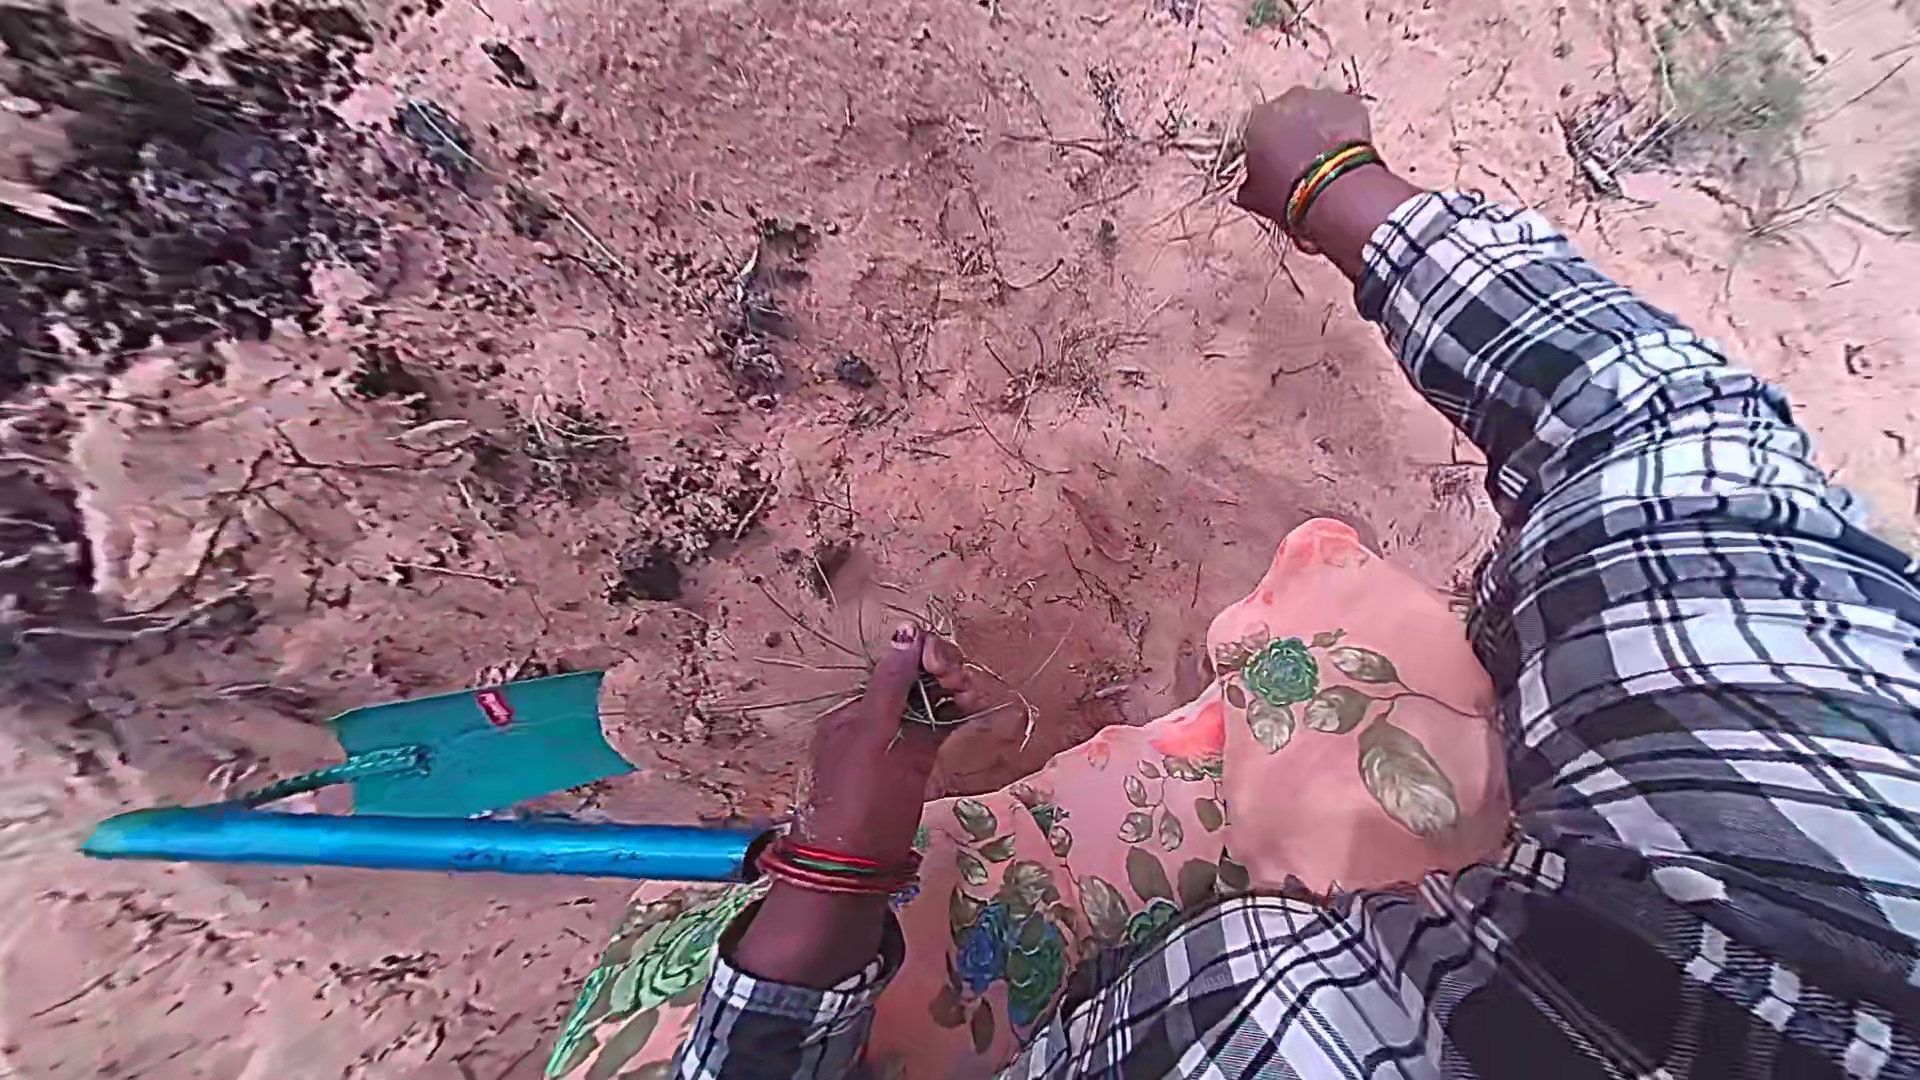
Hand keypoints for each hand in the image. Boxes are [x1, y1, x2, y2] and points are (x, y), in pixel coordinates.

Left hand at [793, 625, 982, 865]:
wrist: (857, 869)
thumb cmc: (858, 800)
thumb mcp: (871, 737)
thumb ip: (891, 685)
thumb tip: (908, 632)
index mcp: (858, 705)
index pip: (896, 663)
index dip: (921, 655)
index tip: (941, 663)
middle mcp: (880, 715)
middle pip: (917, 677)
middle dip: (942, 670)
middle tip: (959, 684)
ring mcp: (901, 736)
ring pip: (933, 698)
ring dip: (953, 689)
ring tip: (967, 697)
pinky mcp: (919, 758)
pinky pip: (941, 723)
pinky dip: (957, 712)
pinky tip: (973, 708)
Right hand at [1233, 87, 1373, 224]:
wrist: (1332, 188)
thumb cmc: (1286, 193)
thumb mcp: (1252, 197)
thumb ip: (1247, 183)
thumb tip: (1248, 184)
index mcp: (1256, 121)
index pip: (1251, 131)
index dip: (1257, 150)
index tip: (1262, 167)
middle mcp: (1288, 100)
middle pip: (1283, 114)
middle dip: (1285, 133)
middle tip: (1290, 163)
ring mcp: (1322, 97)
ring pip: (1312, 111)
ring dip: (1311, 128)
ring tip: (1314, 159)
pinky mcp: (1350, 102)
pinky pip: (1338, 114)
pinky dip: (1335, 128)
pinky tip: (1334, 153)